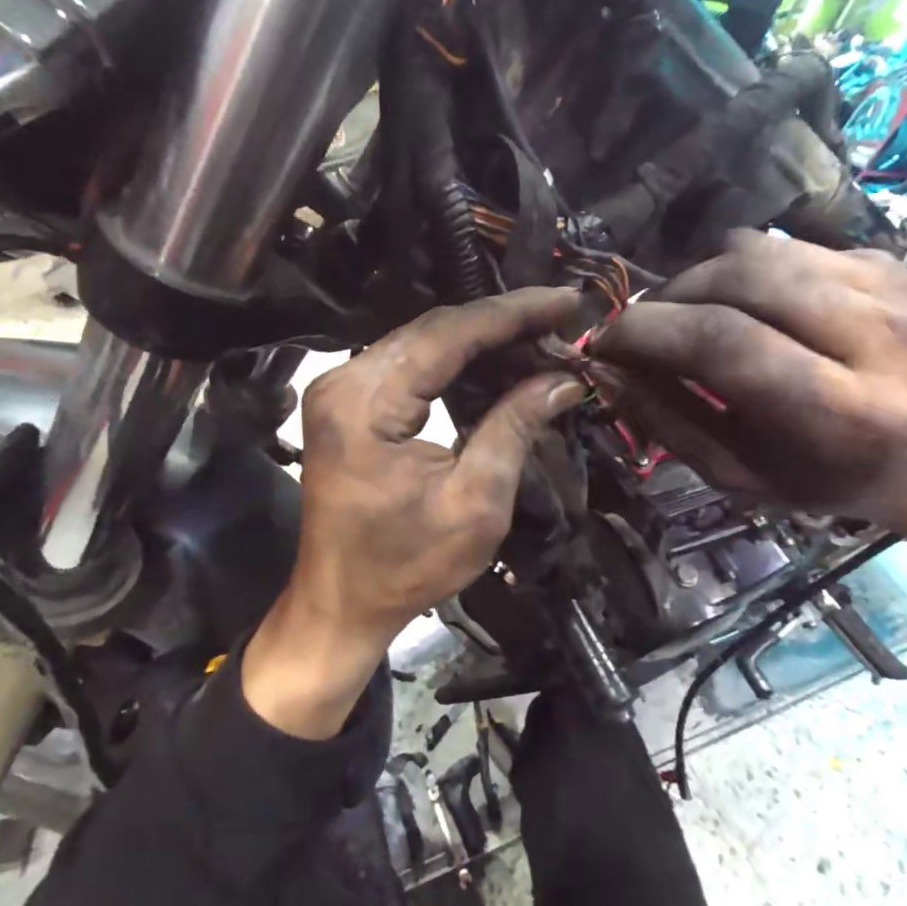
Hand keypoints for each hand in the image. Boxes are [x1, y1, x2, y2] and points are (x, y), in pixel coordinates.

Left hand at [243, 289, 584, 738]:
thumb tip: (563, 380)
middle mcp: (344, 381)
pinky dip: (455, 362)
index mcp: (366, 403)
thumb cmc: (405, 567)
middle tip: (562, 325)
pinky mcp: (347, 404)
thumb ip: (514, 427)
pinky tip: (497, 365)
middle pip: (434, 330)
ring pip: (423, 342)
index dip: (513, 314)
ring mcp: (340, 389)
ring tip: (541, 342)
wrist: (340, 604)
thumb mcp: (475, 502)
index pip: (449, 335)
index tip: (566, 302)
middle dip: (502, 324)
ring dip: (482, 341)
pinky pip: (410, 365)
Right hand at [590, 231, 906, 556]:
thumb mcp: (739, 475)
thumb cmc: (825, 480)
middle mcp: (887, 340)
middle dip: (671, 296)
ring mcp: (901, 290)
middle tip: (642, 326)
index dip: (647, 332)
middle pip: (742, 278)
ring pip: (762, 251)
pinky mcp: (899, 263)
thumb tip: (600, 368)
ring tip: (688, 314)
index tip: (604, 341)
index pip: (723, 342)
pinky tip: (748, 306)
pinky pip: (790, 247)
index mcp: (848, 416)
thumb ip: (666, 420)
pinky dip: (747, 272)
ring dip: (702, 278)